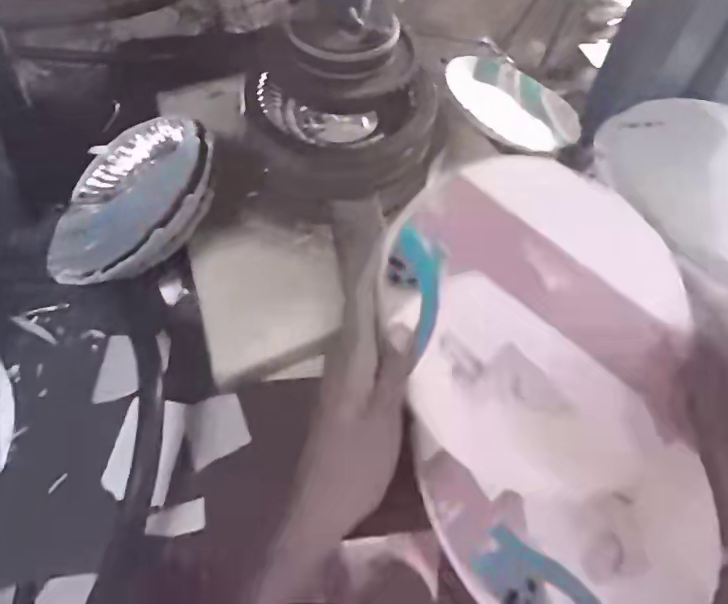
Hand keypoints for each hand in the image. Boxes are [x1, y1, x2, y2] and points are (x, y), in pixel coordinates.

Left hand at [246, 198, 413, 603]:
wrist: (320, 505)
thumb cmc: (353, 463)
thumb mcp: (381, 419)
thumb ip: (393, 369)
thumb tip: (404, 317)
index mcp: (351, 355)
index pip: (358, 296)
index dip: (366, 260)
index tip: (376, 223)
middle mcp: (345, 353)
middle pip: (360, 301)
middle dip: (377, 269)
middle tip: (402, 237)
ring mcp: (345, 369)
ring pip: (365, 319)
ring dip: (380, 293)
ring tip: (408, 266)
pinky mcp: (350, 385)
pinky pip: (369, 340)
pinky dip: (382, 322)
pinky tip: (403, 322)